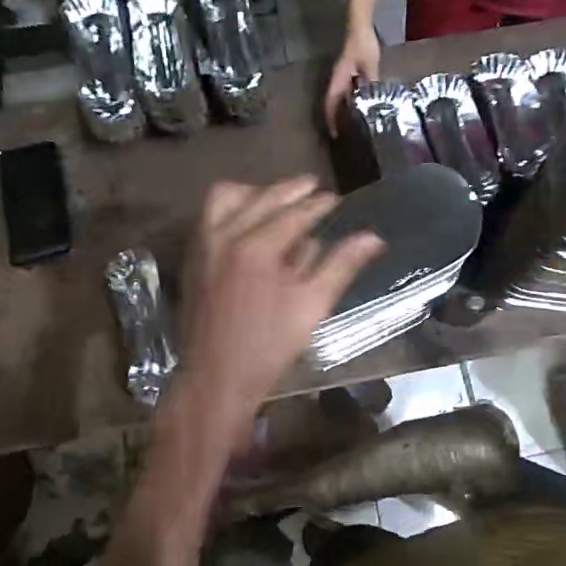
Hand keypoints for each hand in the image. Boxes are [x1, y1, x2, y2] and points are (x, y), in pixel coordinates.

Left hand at [180, 177, 384, 407]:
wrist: (215, 378)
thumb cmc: (269, 346)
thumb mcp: (313, 306)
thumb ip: (341, 266)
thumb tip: (373, 238)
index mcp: (257, 248)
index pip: (294, 213)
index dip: (318, 205)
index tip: (335, 199)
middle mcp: (226, 236)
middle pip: (262, 198)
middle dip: (291, 190)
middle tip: (313, 187)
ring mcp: (203, 245)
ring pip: (227, 197)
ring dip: (256, 191)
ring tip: (278, 198)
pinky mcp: (192, 257)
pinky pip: (209, 214)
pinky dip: (231, 206)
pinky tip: (247, 219)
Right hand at [321, 23, 381, 135]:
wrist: (361, 25)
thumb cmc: (363, 45)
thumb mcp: (370, 65)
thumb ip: (371, 82)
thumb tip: (374, 101)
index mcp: (339, 79)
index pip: (330, 103)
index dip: (330, 119)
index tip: (334, 134)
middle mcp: (338, 79)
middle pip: (334, 103)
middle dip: (337, 118)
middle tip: (346, 134)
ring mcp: (344, 75)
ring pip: (343, 97)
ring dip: (346, 110)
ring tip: (355, 124)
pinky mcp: (351, 71)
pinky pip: (350, 90)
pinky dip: (354, 100)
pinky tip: (365, 106)